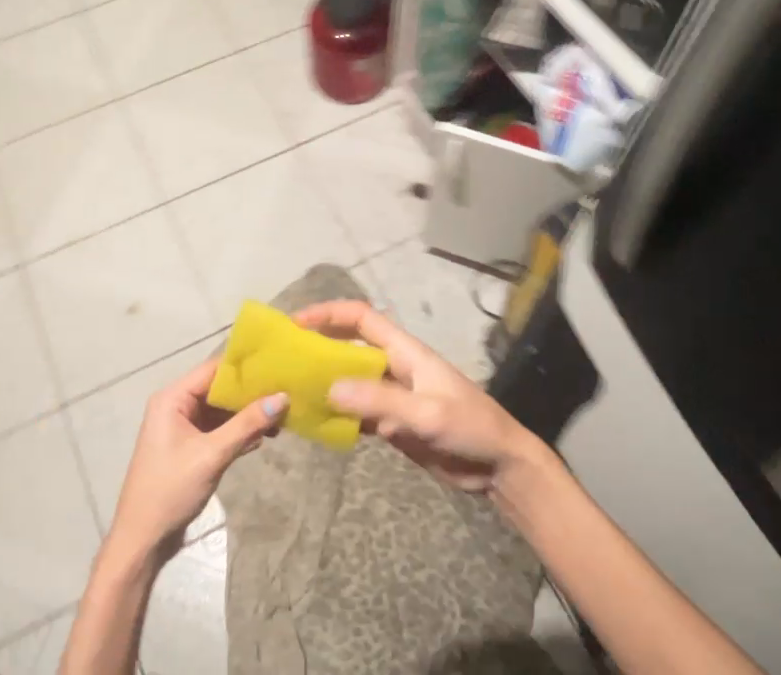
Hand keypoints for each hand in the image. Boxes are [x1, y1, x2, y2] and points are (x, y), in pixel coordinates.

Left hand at [106, 358, 287, 555]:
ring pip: (221, 411)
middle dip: (251, 393)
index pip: (213, 370)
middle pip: (219, 389)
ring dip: (247, 415)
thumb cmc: (171, 490)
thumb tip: (282, 397)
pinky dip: (239, 432)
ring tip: (283, 416)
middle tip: (287, 393)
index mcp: (172, 399)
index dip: (245, 368)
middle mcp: (176, 406)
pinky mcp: (190, 448)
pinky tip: (265, 437)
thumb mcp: (212, 455)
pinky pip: (218, 430)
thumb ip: (246, 424)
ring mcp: (182, 428)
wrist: (143, 539)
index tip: (278, 367)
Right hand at [294, 300, 543, 492]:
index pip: (363, 320)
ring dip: (322, 383)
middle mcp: (396, 368)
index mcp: (407, 353)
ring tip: (287, 391)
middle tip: (281, 359)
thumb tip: (328, 388)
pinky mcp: (393, 424)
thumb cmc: (471, 429)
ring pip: (350, 381)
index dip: (329, 314)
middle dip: (318, 347)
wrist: (499, 468)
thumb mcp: (427, 414)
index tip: (295, 322)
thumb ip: (380, 402)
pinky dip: (335, 414)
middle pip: (350, 347)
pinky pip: (356, 412)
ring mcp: (393, 397)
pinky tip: (312, 423)